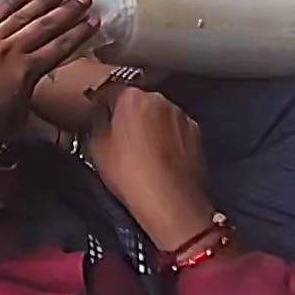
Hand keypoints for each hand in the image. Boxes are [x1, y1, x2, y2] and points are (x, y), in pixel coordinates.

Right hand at [86, 88, 217, 252]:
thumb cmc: (129, 173)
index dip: (103, 104)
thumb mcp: (97, 147)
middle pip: (138, 101)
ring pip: (159, 114)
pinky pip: (176, 130)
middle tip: (122, 136)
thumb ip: (100, 124)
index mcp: (131, 97)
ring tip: (144, 150)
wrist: (170, 202)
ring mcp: (182, 116)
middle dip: (131, 114)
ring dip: (152, 125)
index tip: (99, 115)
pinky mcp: (198, 134)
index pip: (111, 91)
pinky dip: (169, 138)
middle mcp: (159, 99)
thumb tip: (105, 120)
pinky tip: (162, 158)